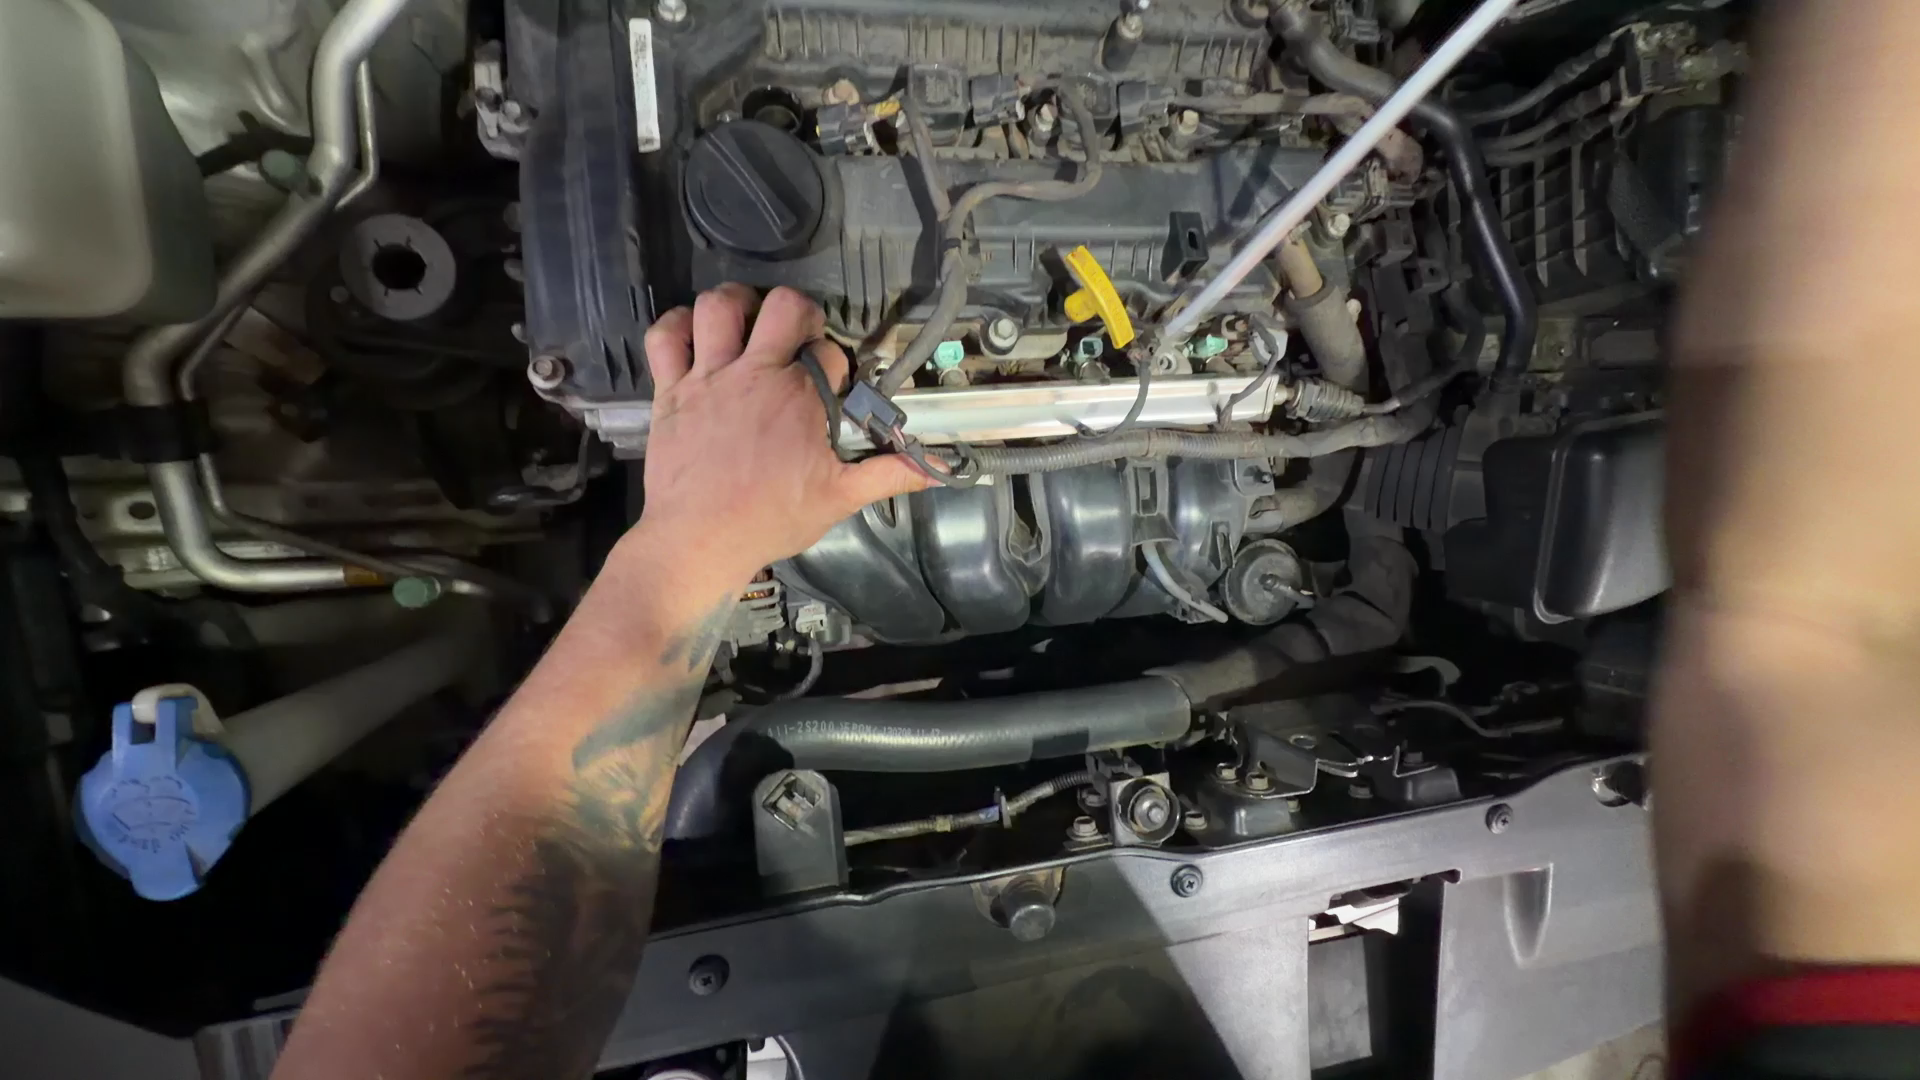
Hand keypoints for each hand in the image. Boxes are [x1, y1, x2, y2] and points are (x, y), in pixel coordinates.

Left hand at [627, 285, 930, 586]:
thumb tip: (938, 469)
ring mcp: (709, 377)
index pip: (832, 354)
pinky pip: (665, 336)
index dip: (837, 364)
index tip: (833, 384)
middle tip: (799, 335)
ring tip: (748, 322)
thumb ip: (889, 475)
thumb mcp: (839, 499)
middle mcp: (757, 373)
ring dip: (738, 305)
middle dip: (799, 311)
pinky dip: (678, 325)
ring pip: (720, 307)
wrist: (699, 539)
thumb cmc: (772, 519)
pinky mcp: (670, 390)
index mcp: (802, 397)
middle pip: (783, 306)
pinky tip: (696, 335)